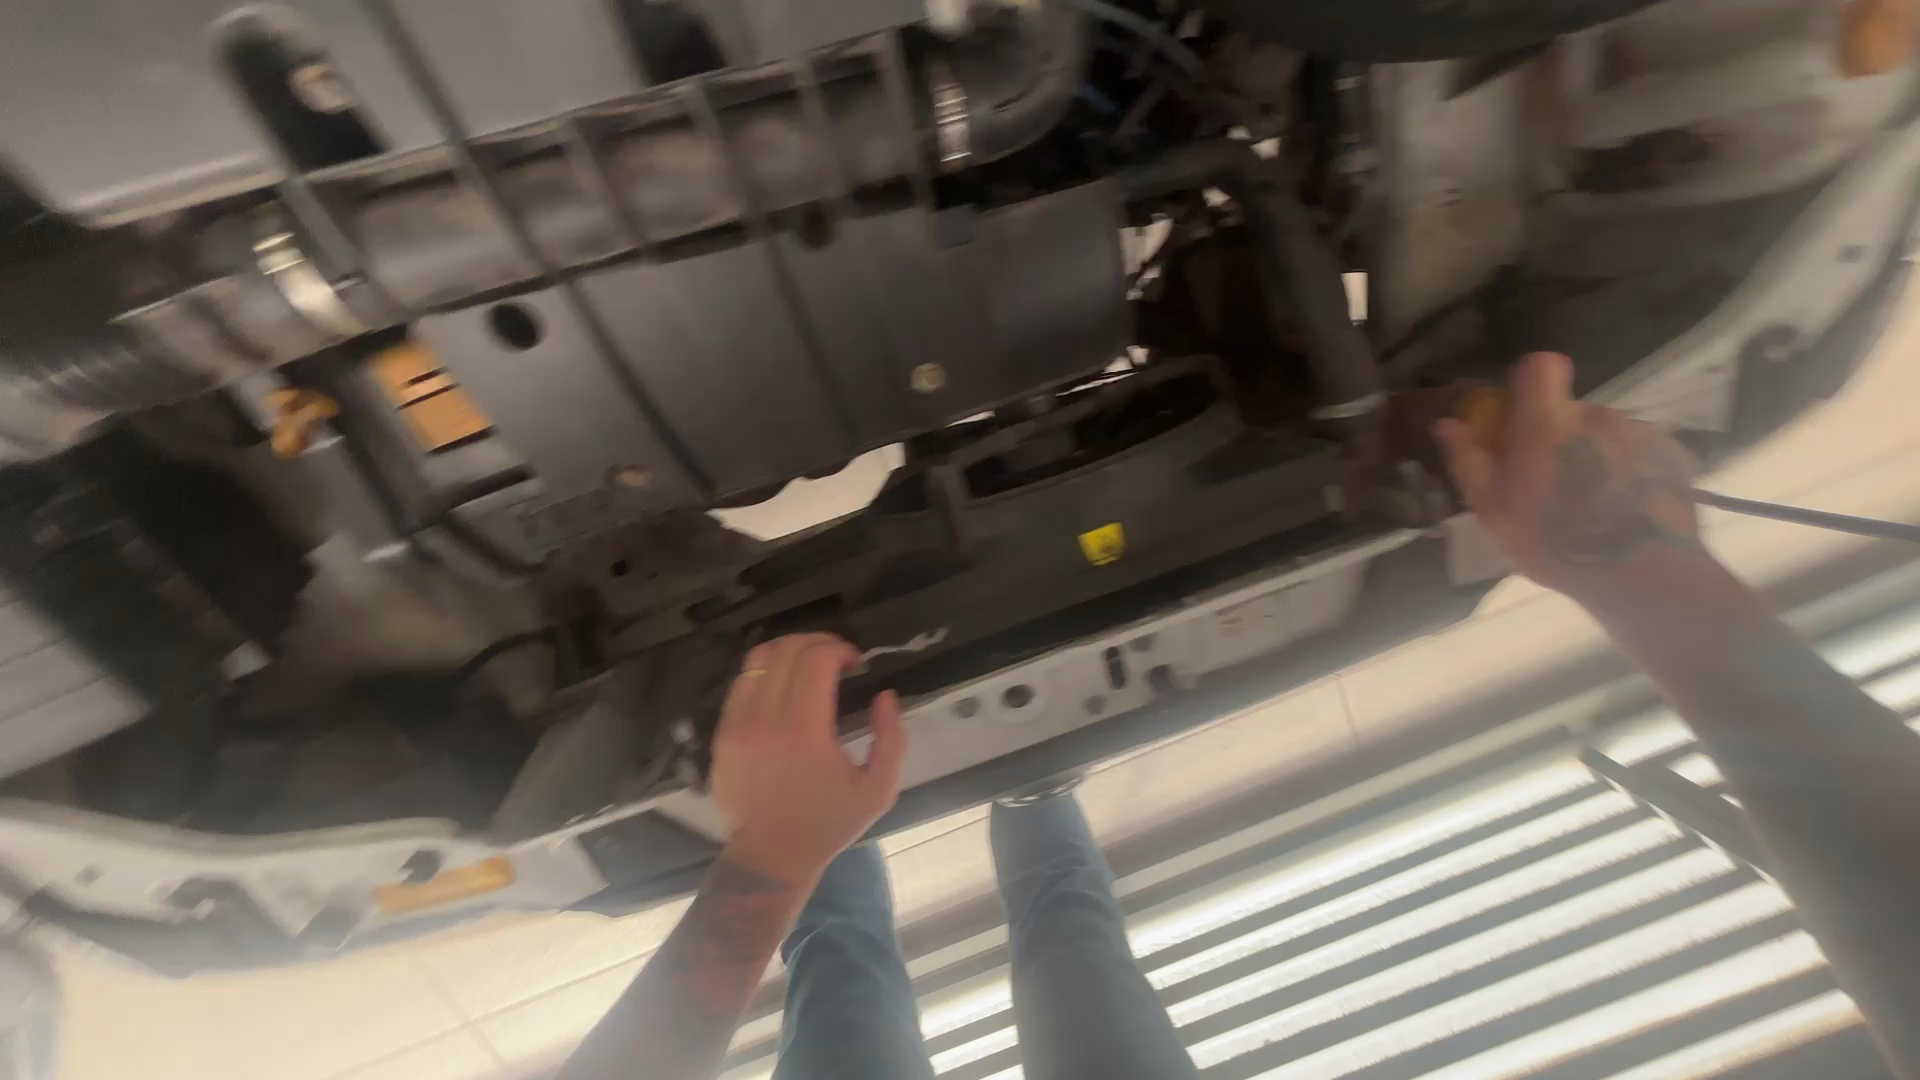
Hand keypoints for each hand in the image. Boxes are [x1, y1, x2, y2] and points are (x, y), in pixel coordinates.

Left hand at [708, 633, 906, 886]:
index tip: (855, 662)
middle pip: (786, 650)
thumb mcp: (879, 788)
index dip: (839, 649)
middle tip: (837, 657)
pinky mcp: (722, 734)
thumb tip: (885, 696)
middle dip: (817, 642)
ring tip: (809, 665)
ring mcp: (736, 725)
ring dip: (788, 651)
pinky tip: (784, 688)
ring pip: (758, 660)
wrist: (771, 858)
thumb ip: (892, 738)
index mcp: (804, 731)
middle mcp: (764, 720)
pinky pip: (741, 684)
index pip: (815, 660)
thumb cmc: (828, 823)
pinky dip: (766, 673)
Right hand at [1434, 352, 1710, 602]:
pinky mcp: (1673, 454)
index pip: (1541, 367)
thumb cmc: (1553, 541)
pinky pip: (1635, 449)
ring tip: (1584, 501)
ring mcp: (1640, 433)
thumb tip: (1447, 424)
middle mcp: (1598, 415)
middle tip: (1544, 480)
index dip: (1528, 382)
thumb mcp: (1492, 508)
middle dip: (1555, 434)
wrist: (1643, 576)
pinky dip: (1622, 469)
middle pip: (1569, 409)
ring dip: (1589, 453)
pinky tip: (1617, 507)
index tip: (1518, 413)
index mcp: (1548, 424)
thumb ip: (1469, 460)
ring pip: (1602, 431)